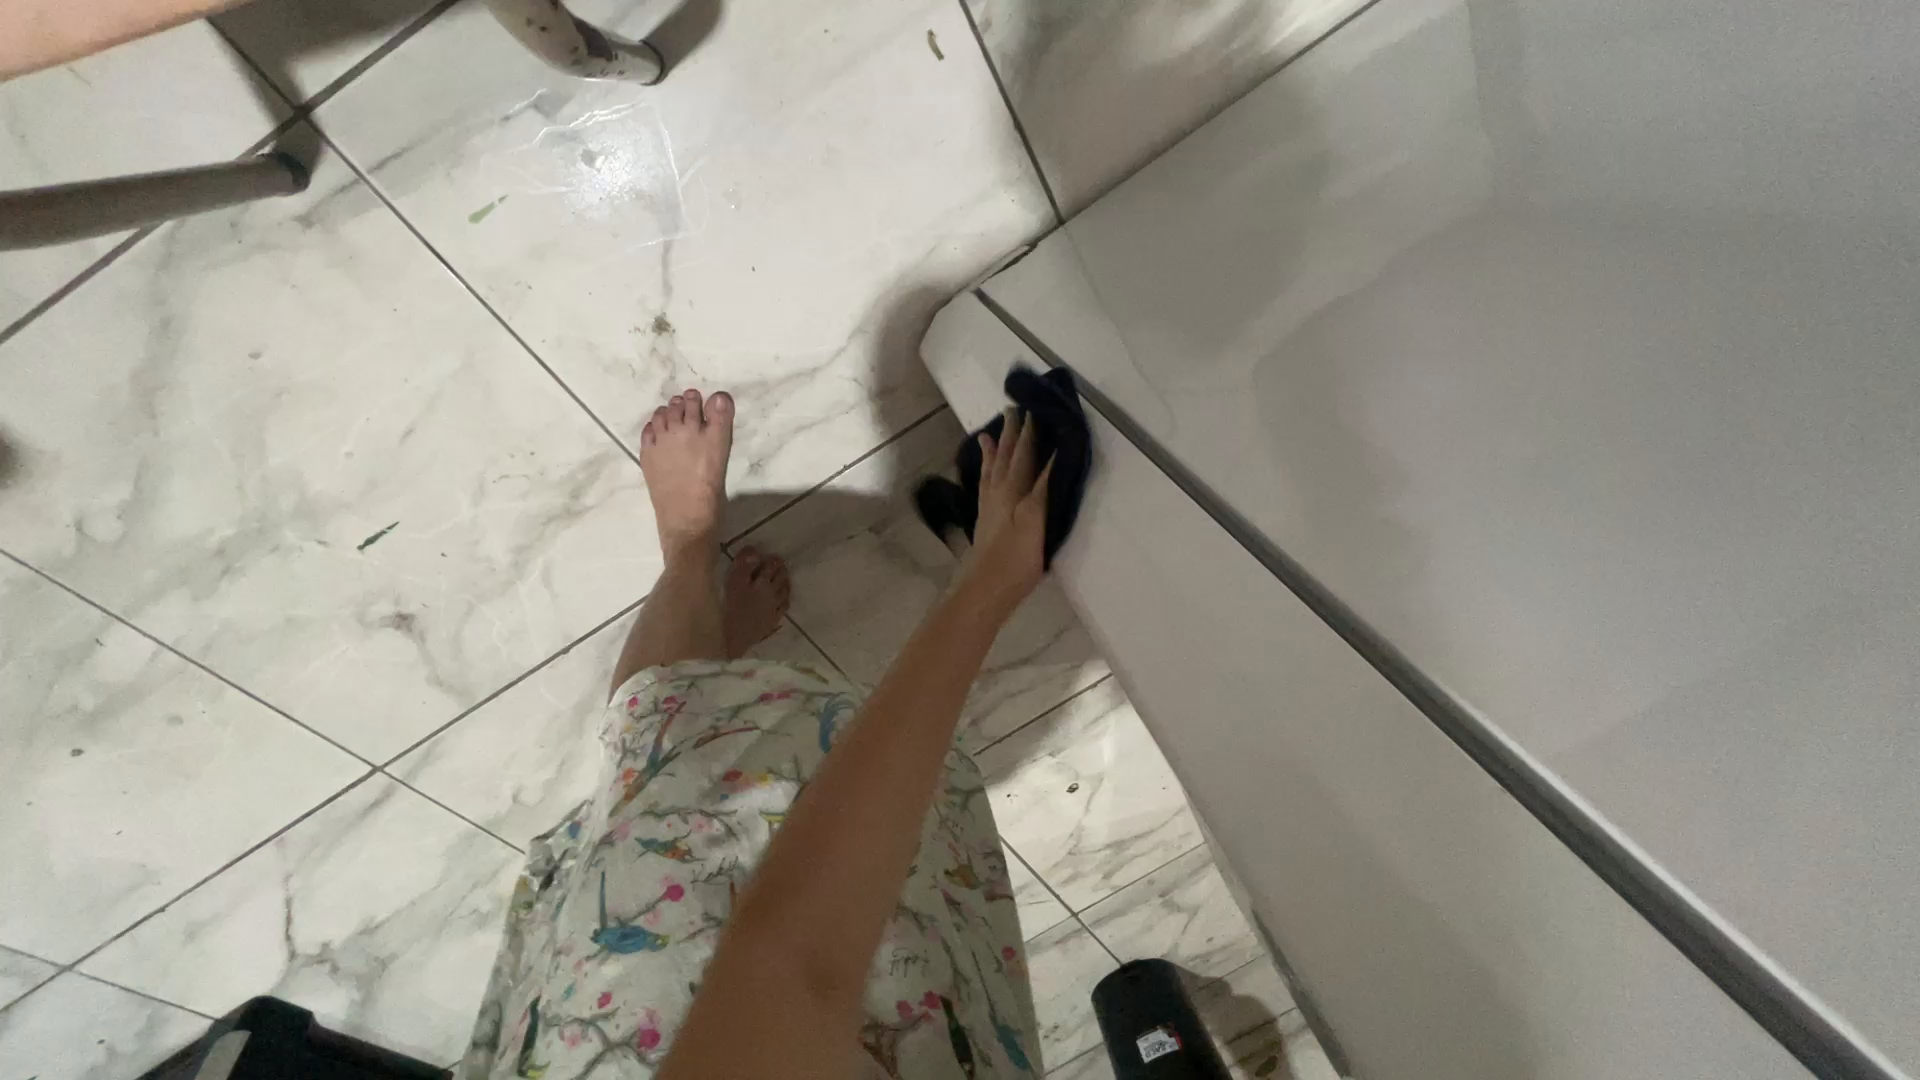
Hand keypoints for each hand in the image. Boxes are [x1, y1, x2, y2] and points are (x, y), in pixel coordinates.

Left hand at [959, 407, 1052, 614]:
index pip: (1025, 455)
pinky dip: (986, 476)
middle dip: (1012, 434)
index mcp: (1015, 490)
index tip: (1034, 409)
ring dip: (994, 451)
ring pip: (992, 470)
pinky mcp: (985, 522)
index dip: (1031, 433)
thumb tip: (1053, 456)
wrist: (986, 588)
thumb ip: (1043, 488)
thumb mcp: (1036, 521)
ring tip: (989, 434)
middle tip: (1012, 410)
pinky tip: (986, 476)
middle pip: (1006, 457)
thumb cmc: (1016, 558)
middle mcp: (999, 493)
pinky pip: (985, 488)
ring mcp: (990, 507)